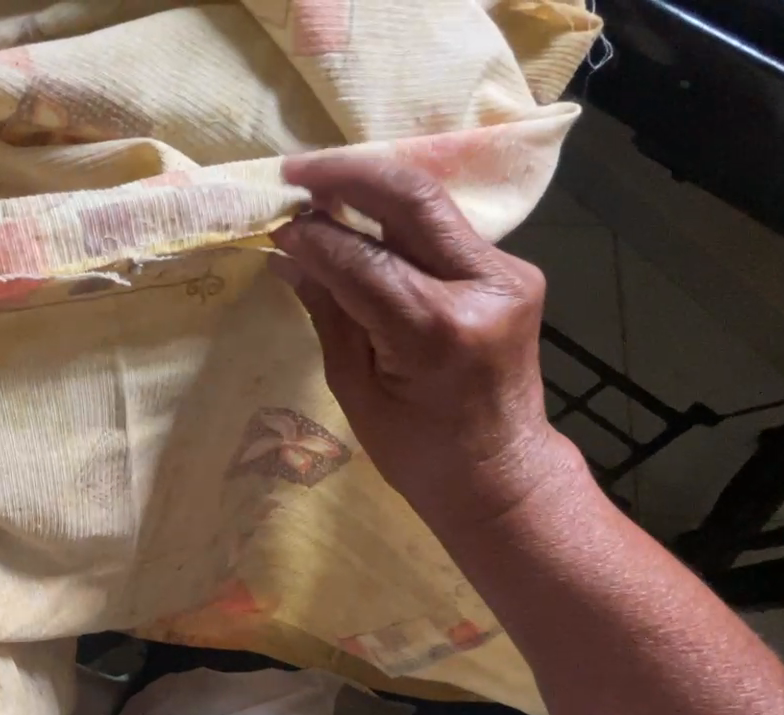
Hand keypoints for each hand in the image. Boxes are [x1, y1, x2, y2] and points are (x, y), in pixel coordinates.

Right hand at [269, 153, 583, 532]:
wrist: (497, 471)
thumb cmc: (415, 450)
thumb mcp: (355, 388)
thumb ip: (329, 312)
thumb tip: (291, 256)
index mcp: (437, 331)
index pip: (363, 259)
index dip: (313, 236)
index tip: (273, 222)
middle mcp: (483, 286)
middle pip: (412, 199)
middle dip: (347, 176)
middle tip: (293, 173)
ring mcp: (506, 273)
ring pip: (430, 206)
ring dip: (371, 189)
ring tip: (317, 187)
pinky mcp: (510, 271)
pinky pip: (441, 231)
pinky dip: (395, 219)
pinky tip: (359, 217)